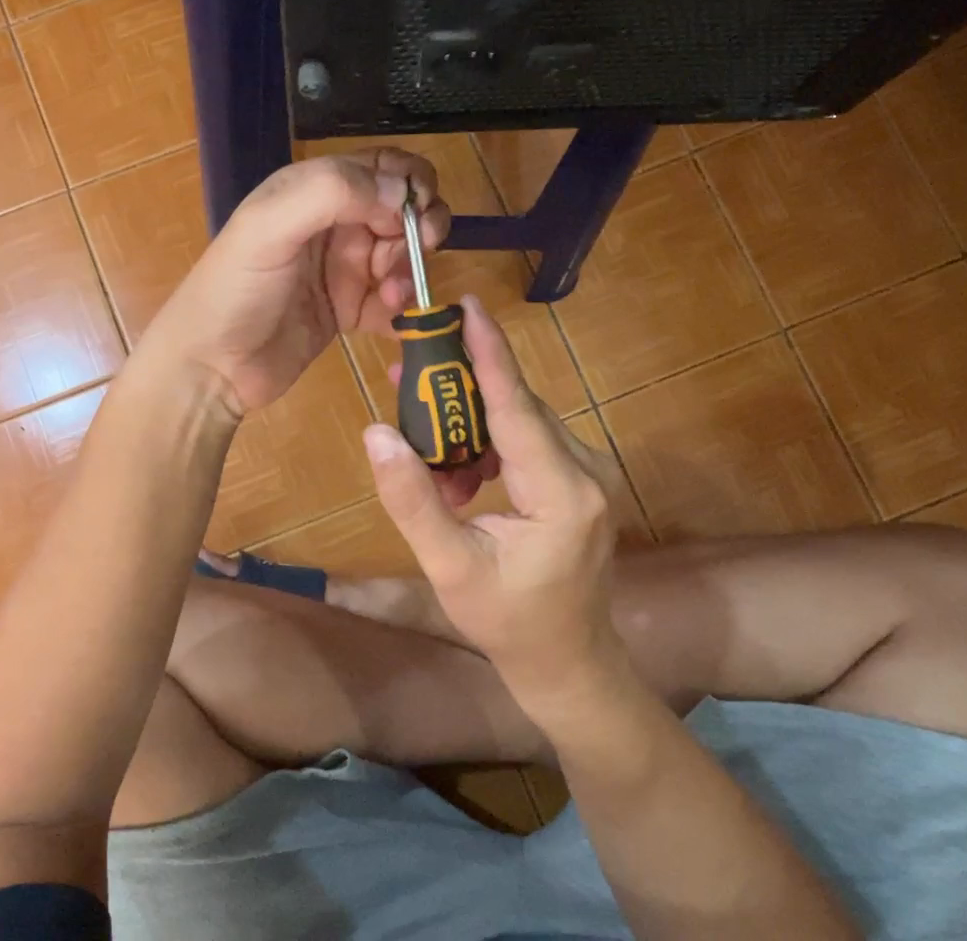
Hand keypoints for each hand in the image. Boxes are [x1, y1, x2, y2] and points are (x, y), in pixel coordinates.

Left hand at [138, 150, 449, 417]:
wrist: (211, 368)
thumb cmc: (233, 290)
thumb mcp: (269, 226)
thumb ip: (333, 193)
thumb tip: (402, 191)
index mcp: (311, 191)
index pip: (381, 167)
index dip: (409, 181)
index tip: (418, 210)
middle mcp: (332, 225)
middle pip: (402, 210)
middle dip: (420, 227)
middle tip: (417, 251)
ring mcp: (343, 269)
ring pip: (404, 256)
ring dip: (410, 272)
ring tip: (390, 296)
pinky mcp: (349, 312)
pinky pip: (394, 302)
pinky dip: (404, 309)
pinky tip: (393, 321)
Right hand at [364, 295, 633, 686]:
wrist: (566, 660)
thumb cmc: (507, 622)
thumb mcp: (449, 567)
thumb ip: (413, 500)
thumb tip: (376, 434)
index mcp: (562, 493)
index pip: (518, 408)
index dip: (490, 354)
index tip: (467, 305)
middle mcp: (587, 471)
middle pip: (517, 409)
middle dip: (462, 387)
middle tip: (408, 369)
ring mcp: (589, 474)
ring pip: (522, 423)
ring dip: (471, 421)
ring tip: (421, 434)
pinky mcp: (580, 481)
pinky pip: (529, 443)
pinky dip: (488, 445)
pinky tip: (457, 472)